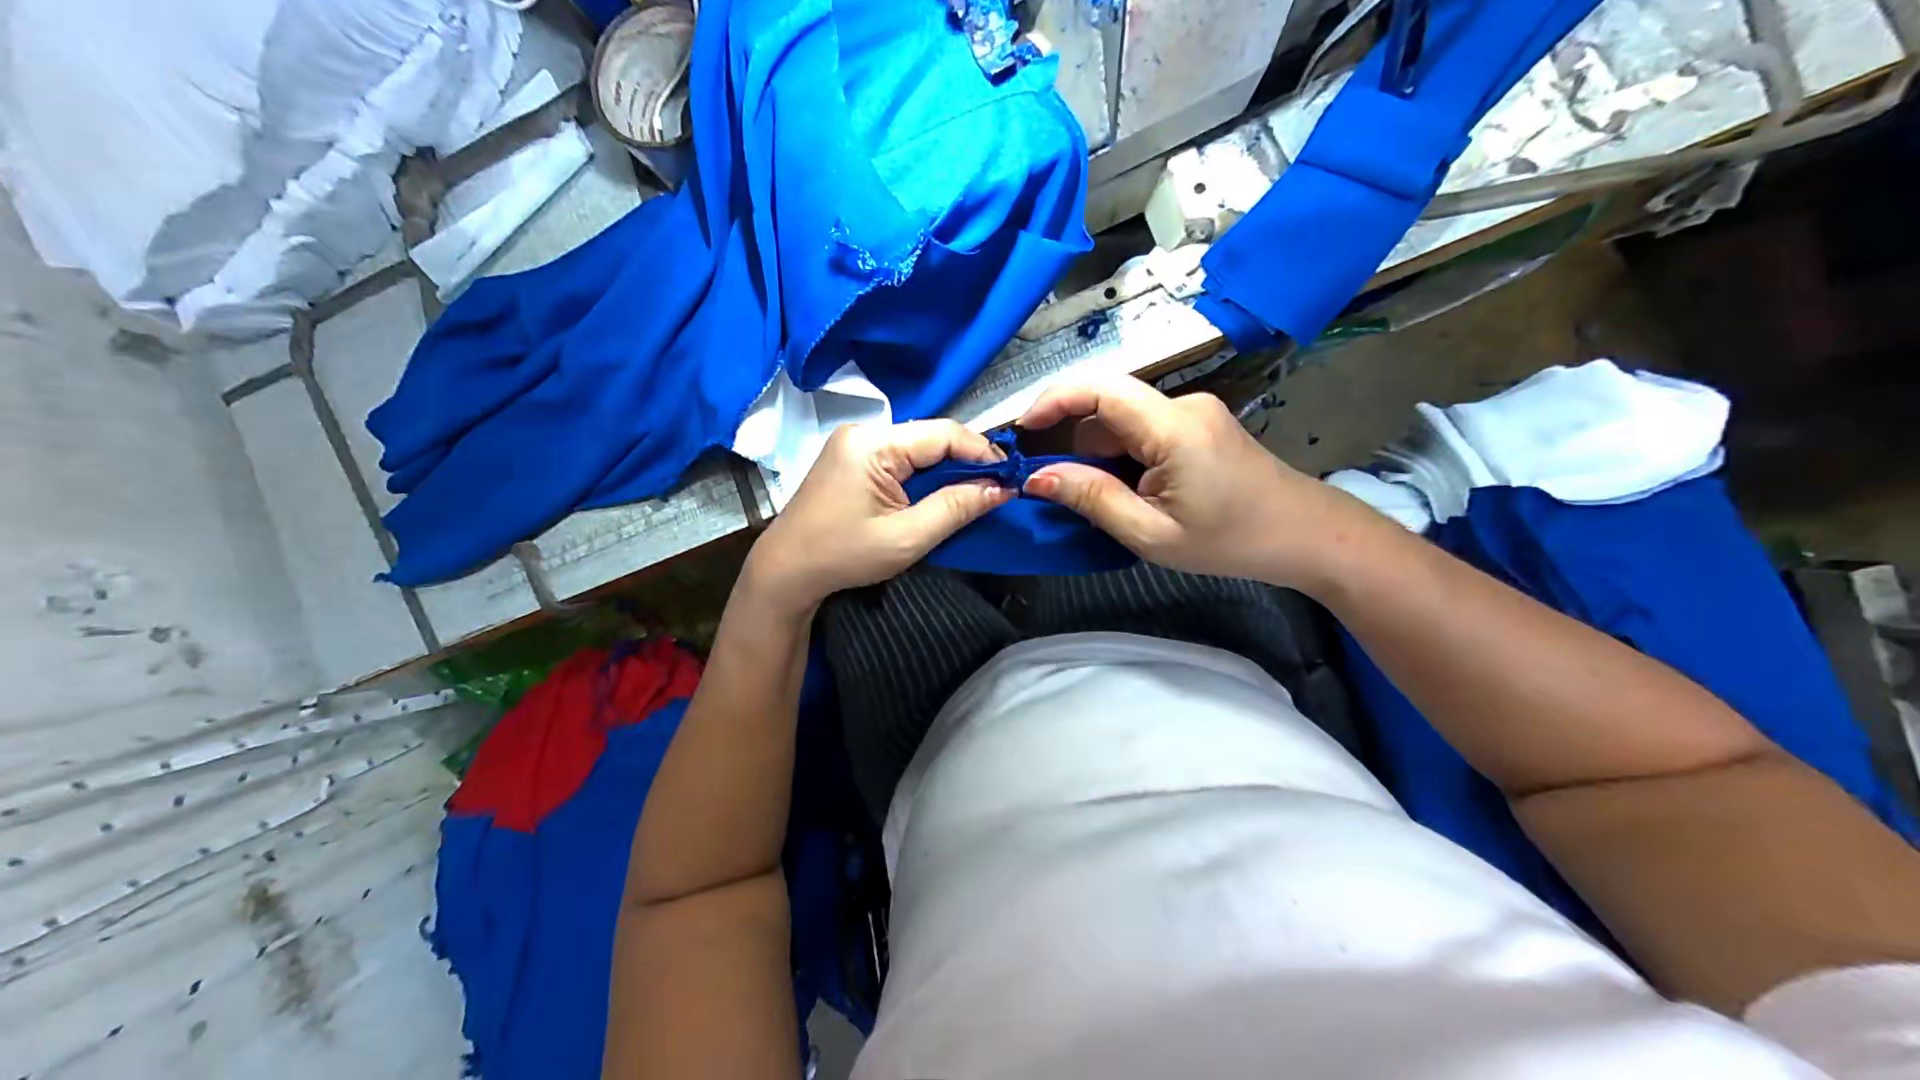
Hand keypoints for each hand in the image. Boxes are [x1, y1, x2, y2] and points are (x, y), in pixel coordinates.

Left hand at [743, 420, 1014, 612]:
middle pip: (930, 437)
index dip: (982, 452)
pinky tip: (940, 493)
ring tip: (976, 492)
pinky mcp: (852, 459)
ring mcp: (855, 444)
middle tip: (998, 487)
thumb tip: (1002, 489)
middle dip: (966, 461)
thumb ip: (957, 508)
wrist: (786, 571)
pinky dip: (925, 475)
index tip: (1011, 476)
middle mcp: (863, 433)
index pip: (943, 433)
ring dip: (947, 469)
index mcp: (873, 444)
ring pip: (918, 448)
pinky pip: (900, 458)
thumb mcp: (907, 537)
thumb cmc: (843, 556)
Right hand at [1018, 377, 1389, 589]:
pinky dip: (1125, 457)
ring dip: (1102, 456)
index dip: (1052, 401)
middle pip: (1107, 409)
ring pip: (1123, 422)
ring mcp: (1194, 411)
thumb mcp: (1151, 533)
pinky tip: (1137, 493)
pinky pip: (1144, 430)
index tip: (1021, 430)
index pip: (1098, 389)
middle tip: (1065, 494)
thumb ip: (1092, 498)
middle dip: (1077, 446)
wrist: (1305, 536)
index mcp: (1172, 427)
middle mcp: (1182, 405)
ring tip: (1116, 504)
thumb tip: (1037, 476)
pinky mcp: (1199, 424)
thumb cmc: (1231, 541)